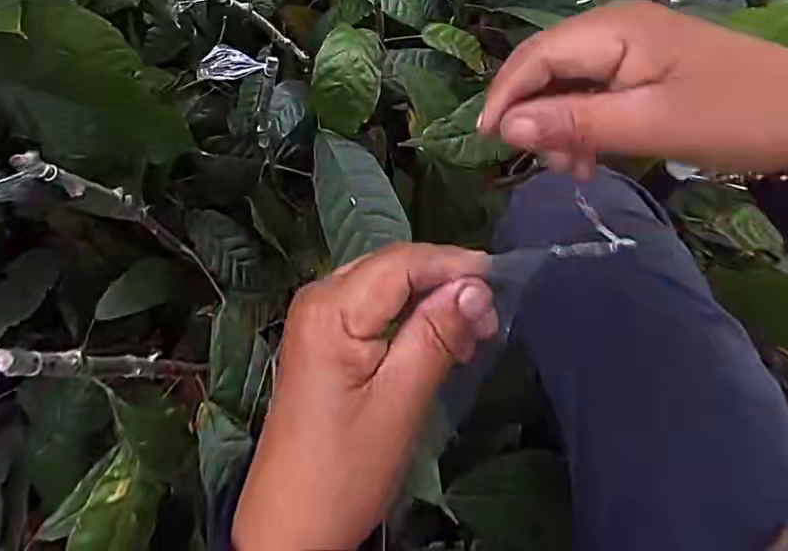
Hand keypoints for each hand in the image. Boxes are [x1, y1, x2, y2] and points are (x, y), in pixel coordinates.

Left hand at [233, 243, 497, 550]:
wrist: (290, 524)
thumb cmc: (345, 469)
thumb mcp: (399, 403)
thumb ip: (436, 336)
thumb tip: (475, 287)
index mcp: (330, 307)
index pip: (400, 262)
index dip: (450, 263)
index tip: (498, 278)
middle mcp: (319, 295)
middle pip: (392, 266)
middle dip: (443, 280)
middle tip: (489, 312)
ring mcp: (317, 313)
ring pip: (385, 282)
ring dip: (430, 297)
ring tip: (474, 329)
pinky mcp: (322, 333)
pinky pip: (373, 304)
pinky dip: (409, 313)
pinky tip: (439, 336)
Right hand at [476, 0, 787, 177]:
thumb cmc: (740, 117)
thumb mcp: (652, 125)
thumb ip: (575, 122)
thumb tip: (506, 128)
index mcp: (613, 29)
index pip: (535, 56)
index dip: (505, 96)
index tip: (486, 140)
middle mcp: (615, 25)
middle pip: (548, 64)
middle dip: (533, 112)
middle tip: (540, 162)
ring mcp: (633, 44)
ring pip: (570, 79)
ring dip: (559, 120)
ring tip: (573, 167)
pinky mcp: (648, 64)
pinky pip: (597, 87)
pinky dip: (586, 120)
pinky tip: (593, 154)